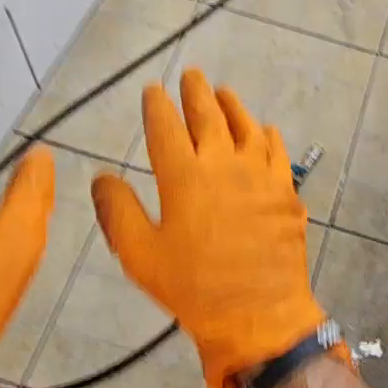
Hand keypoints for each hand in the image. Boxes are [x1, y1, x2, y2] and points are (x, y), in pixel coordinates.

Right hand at [92, 69, 327, 387]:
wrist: (258, 311)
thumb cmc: (193, 288)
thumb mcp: (141, 256)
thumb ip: (119, 212)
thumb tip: (102, 177)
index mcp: (184, 177)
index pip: (165, 128)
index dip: (157, 106)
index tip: (152, 90)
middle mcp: (223, 163)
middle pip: (208, 115)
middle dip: (196, 92)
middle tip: (191, 75)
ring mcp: (260, 173)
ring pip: (246, 125)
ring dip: (232, 105)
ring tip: (223, 93)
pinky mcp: (285, 188)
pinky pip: (276, 150)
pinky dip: (266, 135)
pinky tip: (263, 131)